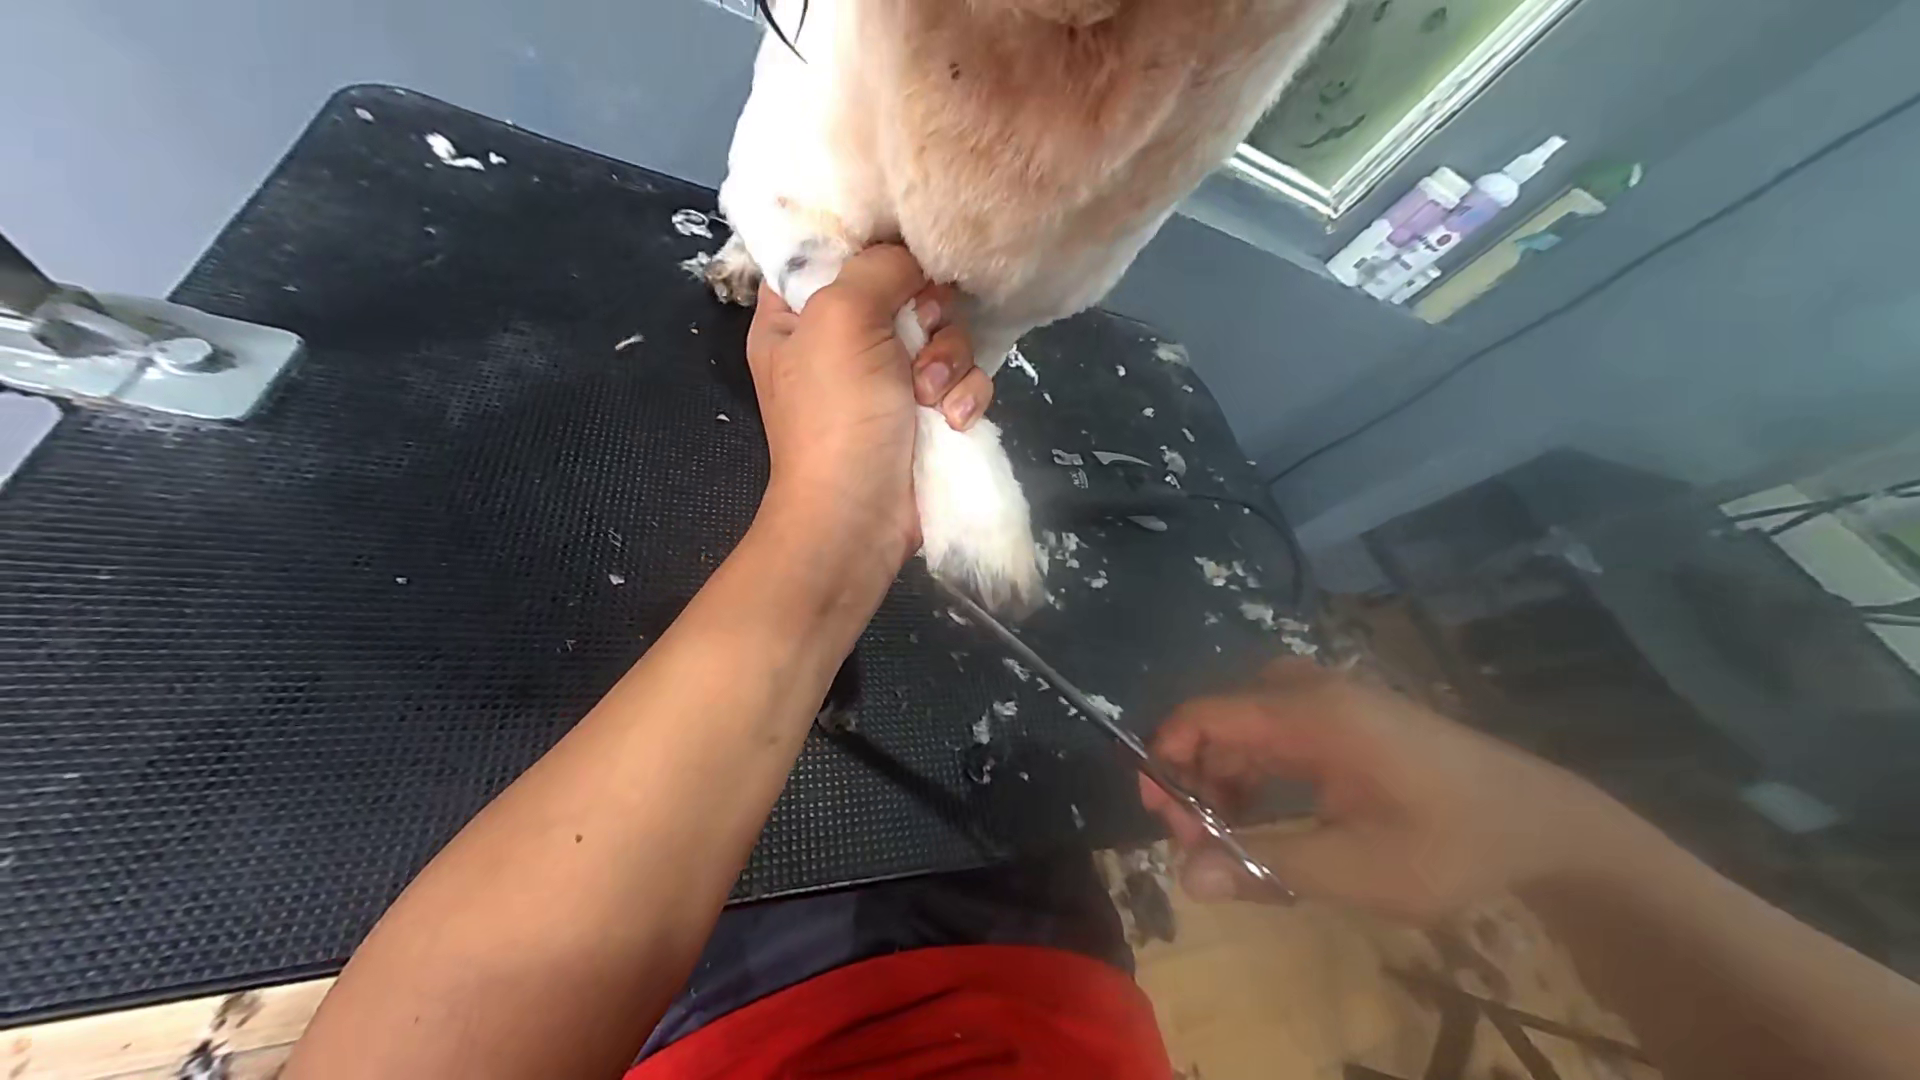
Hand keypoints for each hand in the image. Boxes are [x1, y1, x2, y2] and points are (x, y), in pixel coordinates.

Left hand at [745, 245, 991, 569]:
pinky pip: (962, 377)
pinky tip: (952, 419)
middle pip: (904, 288)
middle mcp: (844, 339)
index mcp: (798, 314)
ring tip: (930, 396)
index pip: (833, 251)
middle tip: (918, 337)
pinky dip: (963, 395)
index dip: (870, 245)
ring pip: (943, 333)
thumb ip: (876, 267)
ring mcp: (888, 376)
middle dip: (925, 315)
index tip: (902, 250)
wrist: (861, 513)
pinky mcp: (926, 409)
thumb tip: (912, 255)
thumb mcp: (840, 320)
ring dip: (948, 361)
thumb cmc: (836, 416)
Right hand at [1141, 659, 1635, 922]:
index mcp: (1308, 713)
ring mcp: (1322, 700)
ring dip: (1222, 784)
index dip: (1166, 757)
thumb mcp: (1358, 869)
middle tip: (1197, 841)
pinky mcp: (1335, 717)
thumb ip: (1264, 866)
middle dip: (1194, 781)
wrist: (1543, 822)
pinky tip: (1262, 822)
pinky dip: (1252, 778)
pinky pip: (1268, 738)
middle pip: (1217, 724)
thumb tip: (1186, 878)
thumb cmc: (1451, 843)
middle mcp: (1305, 691)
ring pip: (1240, 733)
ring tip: (1229, 842)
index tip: (1159, 813)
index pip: (1203, 715)